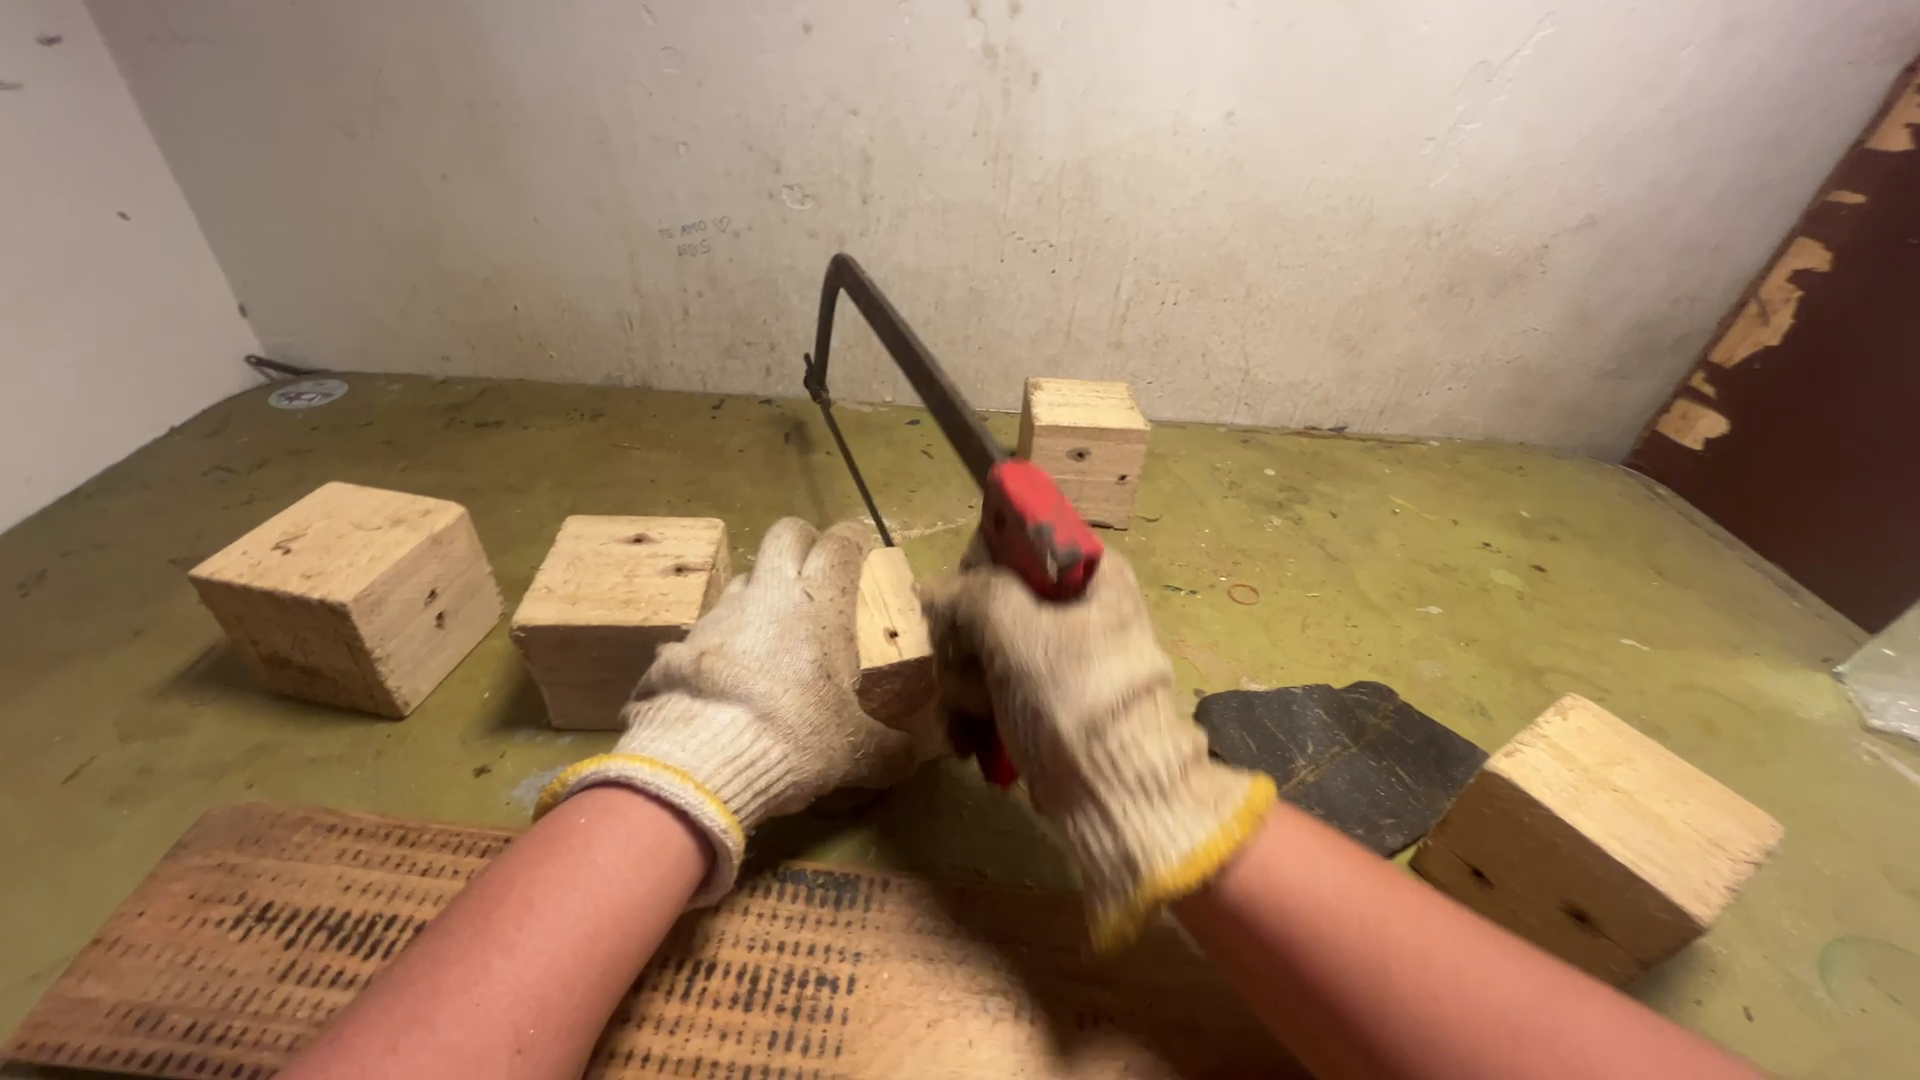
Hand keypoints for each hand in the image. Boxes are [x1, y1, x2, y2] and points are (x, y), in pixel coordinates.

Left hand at [538, 518, 922, 903]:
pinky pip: (712, 624)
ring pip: (747, 576)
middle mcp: (771, 593)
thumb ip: (889, 748)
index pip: (841, 542)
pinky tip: (734, 676)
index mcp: (822, 603)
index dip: (854, 539)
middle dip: (804, 544)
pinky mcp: (683, 640)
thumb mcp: (855, 751)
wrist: (703, 758)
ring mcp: (722, 612)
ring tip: (774, 632)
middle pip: (787, 533)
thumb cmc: (797, 736)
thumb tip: (911, 758)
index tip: (863, 549)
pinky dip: (728, 639)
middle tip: (817, 574)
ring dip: (764, 592)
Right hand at [923, 550, 1275, 950]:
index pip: (1017, 542)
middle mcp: (1079, 607)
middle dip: (965, 644)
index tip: (961, 608)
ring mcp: (1062, 655)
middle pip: (991, 600)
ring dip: (964, 685)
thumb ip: (974, 594)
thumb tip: (936, 590)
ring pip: (985, 645)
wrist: (1117, 801)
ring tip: (969, 720)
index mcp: (1091, 575)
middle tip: (965, 675)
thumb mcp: (1019, 634)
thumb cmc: (1075, 704)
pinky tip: (967, 739)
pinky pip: (996, 684)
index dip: (980, 571)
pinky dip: (977, 710)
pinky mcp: (1048, 698)